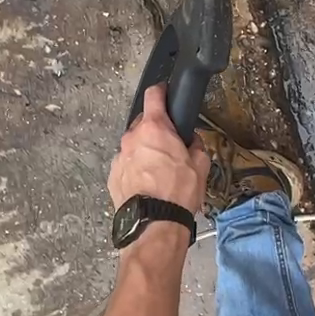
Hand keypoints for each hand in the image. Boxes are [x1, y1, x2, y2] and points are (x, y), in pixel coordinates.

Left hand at [108, 85, 208, 219]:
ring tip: (160, 172)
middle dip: (156, 130)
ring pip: (134, 146)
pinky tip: (149, 184)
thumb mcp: (200, 166)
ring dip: (145, 152)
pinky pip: (127, 165)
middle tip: (171, 146)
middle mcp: (133, 138)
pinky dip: (136, 169)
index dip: (161, 91)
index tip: (165, 92)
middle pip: (144, 123)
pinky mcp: (113, 176)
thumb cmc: (177, 193)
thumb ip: (196, 146)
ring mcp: (120, 157)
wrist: (155, 224)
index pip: (153, 95)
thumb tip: (192, 141)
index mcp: (155, 128)